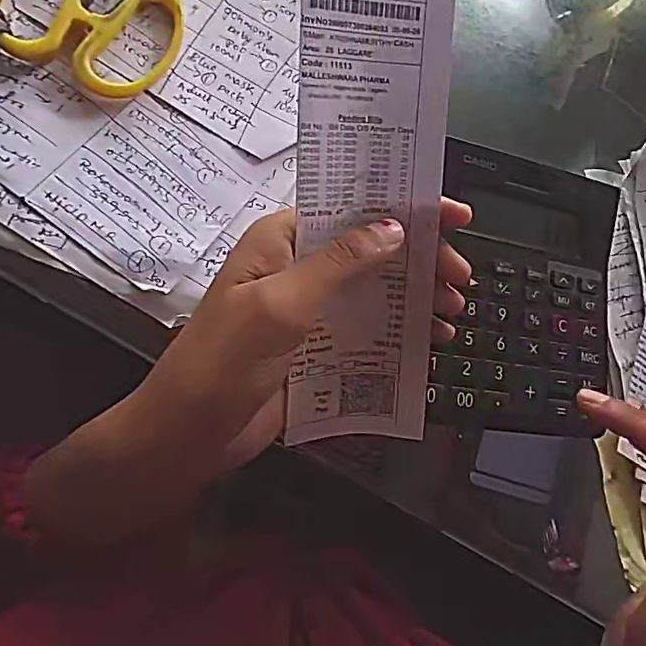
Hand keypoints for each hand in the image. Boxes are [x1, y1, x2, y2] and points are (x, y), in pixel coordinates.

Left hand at [27, 200, 472, 551]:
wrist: (185, 438)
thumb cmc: (222, 362)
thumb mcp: (280, 305)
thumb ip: (337, 264)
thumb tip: (394, 227)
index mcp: (283, 238)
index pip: (352, 208)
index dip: (404, 207)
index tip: (454, 215)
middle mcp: (299, 264)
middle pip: (372, 247)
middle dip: (420, 258)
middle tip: (460, 278)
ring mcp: (310, 305)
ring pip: (375, 287)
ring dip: (416, 295)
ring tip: (452, 310)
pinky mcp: (318, 342)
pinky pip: (368, 325)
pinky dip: (401, 328)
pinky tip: (430, 340)